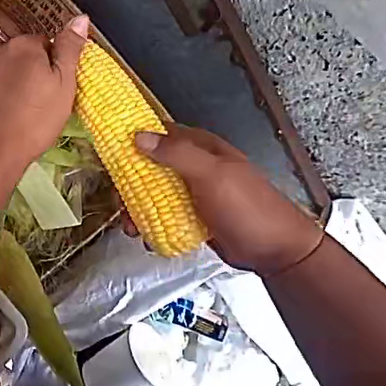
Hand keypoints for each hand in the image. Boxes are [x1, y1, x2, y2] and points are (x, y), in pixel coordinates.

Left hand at [0, 15, 88, 186]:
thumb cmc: (34, 122)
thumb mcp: (64, 86)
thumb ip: (70, 49)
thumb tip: (80, 18)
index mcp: (24, 46)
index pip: (44, 43)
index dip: (52, 64)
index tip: (54, 86)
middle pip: (19, 54)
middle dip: (28, 69)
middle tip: (38, 99)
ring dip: (7, 79)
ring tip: (16, 108)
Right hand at [133, 126, 323, 274]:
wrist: (275, 251)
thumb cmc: (248, 208)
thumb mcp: (211, 175)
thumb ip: (176, 154)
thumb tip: (140, 136)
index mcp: (201, 148)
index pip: (160, 134)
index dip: (134, 141)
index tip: (110, 156)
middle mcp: (195, 167)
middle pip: (150, 167)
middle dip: (129, 185)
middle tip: (119, 203)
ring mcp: (195, 194)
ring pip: (154, 194)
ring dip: (137, 209)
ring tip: (132, 227)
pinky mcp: (195, 218)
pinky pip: (164, 216)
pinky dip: (152, 225)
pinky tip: (148, 237)